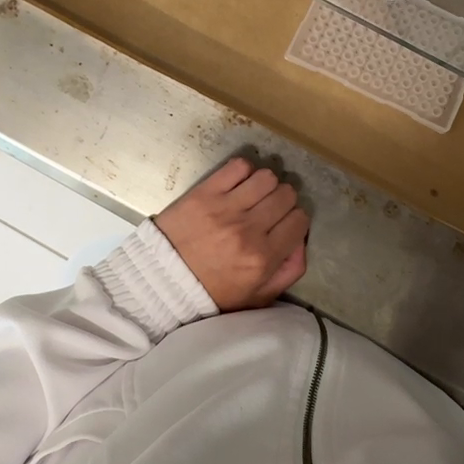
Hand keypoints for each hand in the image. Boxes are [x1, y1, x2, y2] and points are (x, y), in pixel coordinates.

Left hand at [154, 158, 308, 311]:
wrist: (162, 281)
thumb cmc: (211, 292)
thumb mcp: (257, 296)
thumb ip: (288, 272)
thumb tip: (301, 242)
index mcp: (263, 258)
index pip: (299, 221)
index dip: (294, 220)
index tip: (283, 223)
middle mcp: (248, 230)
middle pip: (286, 195)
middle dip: (282, 201)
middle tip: (268, 208)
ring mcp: (225, 208)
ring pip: (266, 177)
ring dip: (264, 184)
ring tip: (253, 194)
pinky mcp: (204, 193)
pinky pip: (238, 167)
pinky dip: (243, 171)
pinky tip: (236, 184)